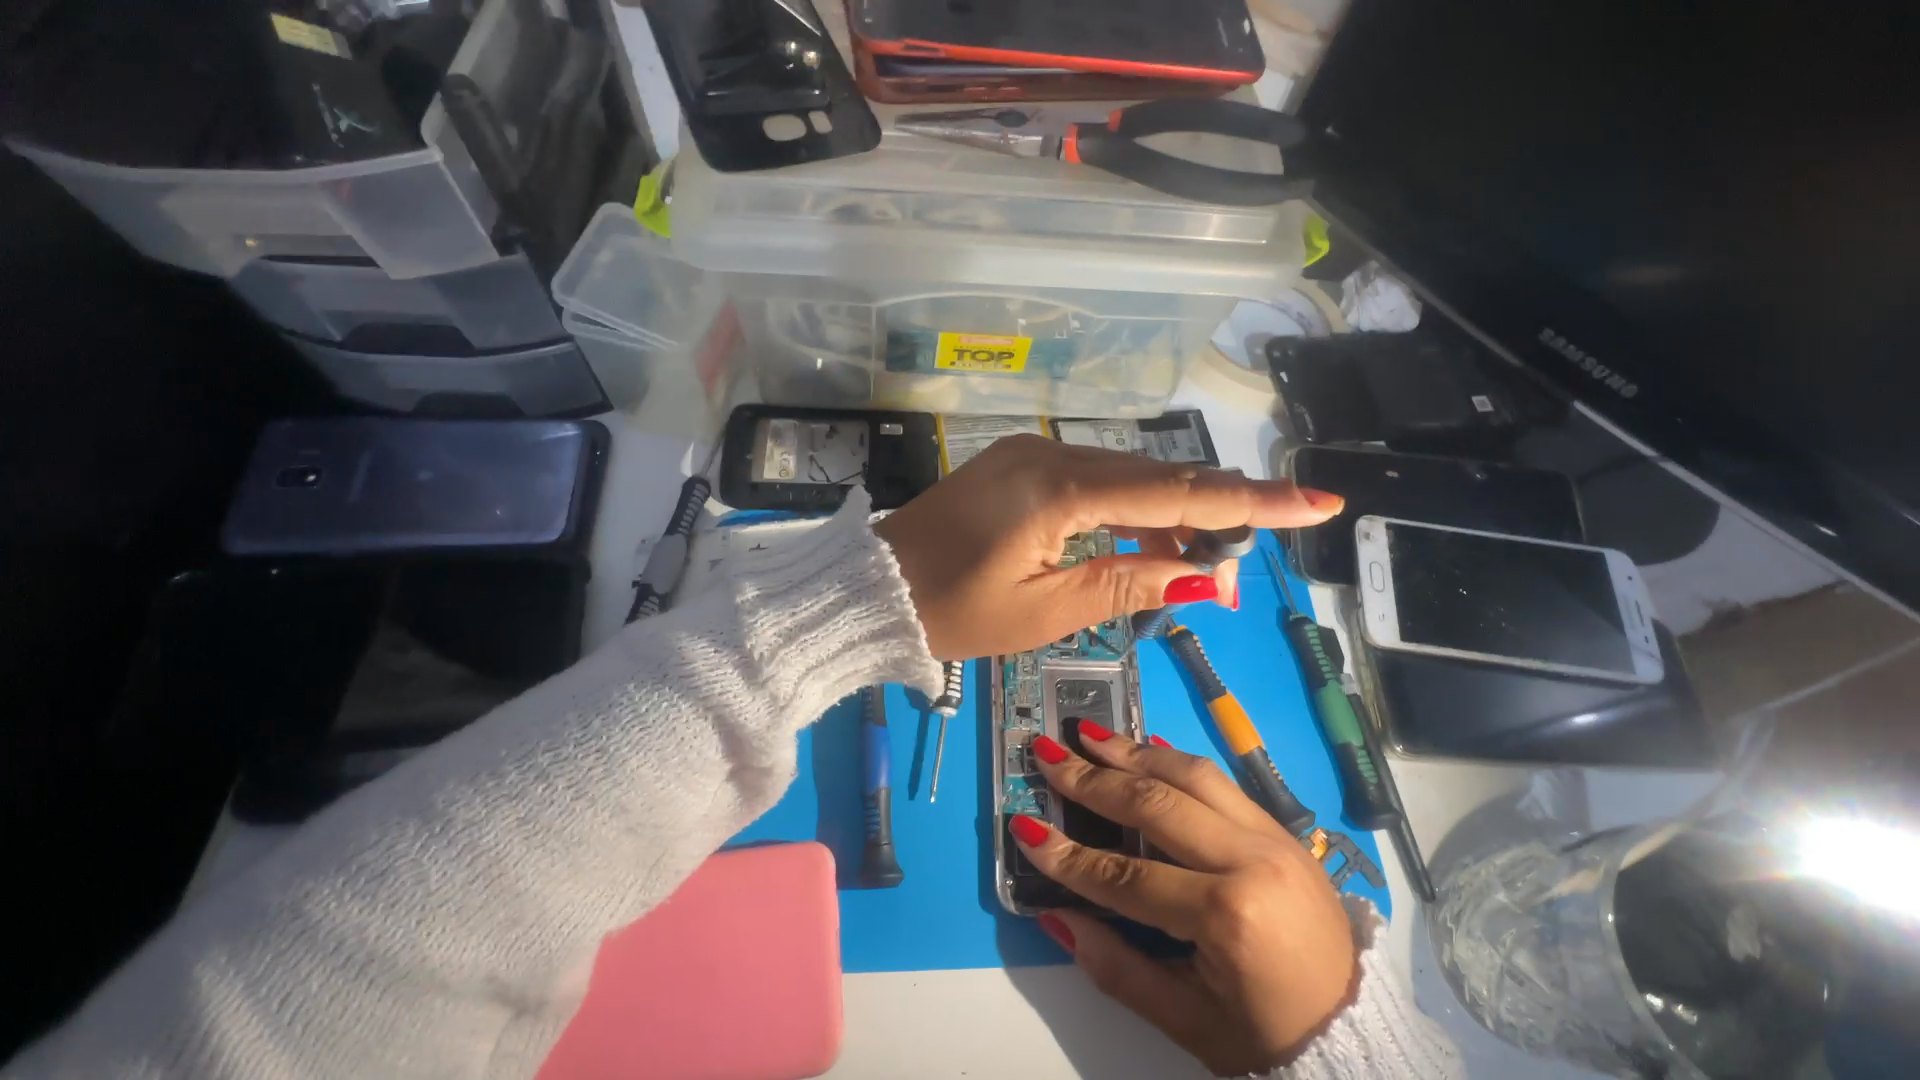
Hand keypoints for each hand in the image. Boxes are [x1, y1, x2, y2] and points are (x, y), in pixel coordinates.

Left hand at [872, 435, 1340, 659]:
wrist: (873, 587)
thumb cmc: (952, 611)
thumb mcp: (1045, 612)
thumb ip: (1128, 585)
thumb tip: (1205, 580)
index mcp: (1061, 491)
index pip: (1176, 495)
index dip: (1251, 502)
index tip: (1316, 502)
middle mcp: (1054, 455)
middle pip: (1159, 477)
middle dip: (1221, 505)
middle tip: (1282, 527)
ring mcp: (1033, 454)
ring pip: (1129, 476)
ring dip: (1177, 509)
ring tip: (1223, 547)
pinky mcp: (1020, 464)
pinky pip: (1095, 480)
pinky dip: (1133, 508)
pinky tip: (1160, 535)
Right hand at [1009, 723, 1357, 1075]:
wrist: (1358, 1033)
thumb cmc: (1267, 1036)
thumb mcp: (1186, 1020)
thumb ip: (1116, 967)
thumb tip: (1056, 916)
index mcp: (1226, 915)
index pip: (1126, 876)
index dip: (1068, 856)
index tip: (1023, 826)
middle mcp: (1249, 859)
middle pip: (1154, 806)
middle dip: (1092, 780)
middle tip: (1047, 753)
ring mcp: (1272, 836)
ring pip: (1191, 776)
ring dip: (1133, 753)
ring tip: (1088, 735)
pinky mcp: (1283, 830)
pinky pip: (1222, 782)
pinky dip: (1177, 761)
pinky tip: (1146, 748)